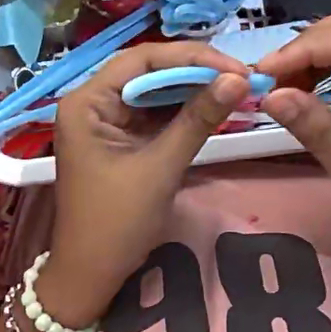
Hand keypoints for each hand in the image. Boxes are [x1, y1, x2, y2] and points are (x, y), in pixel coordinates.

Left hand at [46, 42, 251, 320]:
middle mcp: (92, 102)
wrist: (92, 273)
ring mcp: (106, 120)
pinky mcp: (121, 138)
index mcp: (87, 102)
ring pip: (154, 92)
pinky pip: (155, 114)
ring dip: (193, 90)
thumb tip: (239, 81)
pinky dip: (184, 111)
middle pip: (148, 71)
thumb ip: (198, 120)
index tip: (235, 66)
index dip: (191, 58)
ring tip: (237, 88)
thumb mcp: (161, 167)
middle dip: (196, 72)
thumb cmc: (117, 222)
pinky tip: (215, 105)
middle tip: (243, 76)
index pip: (141, 59)